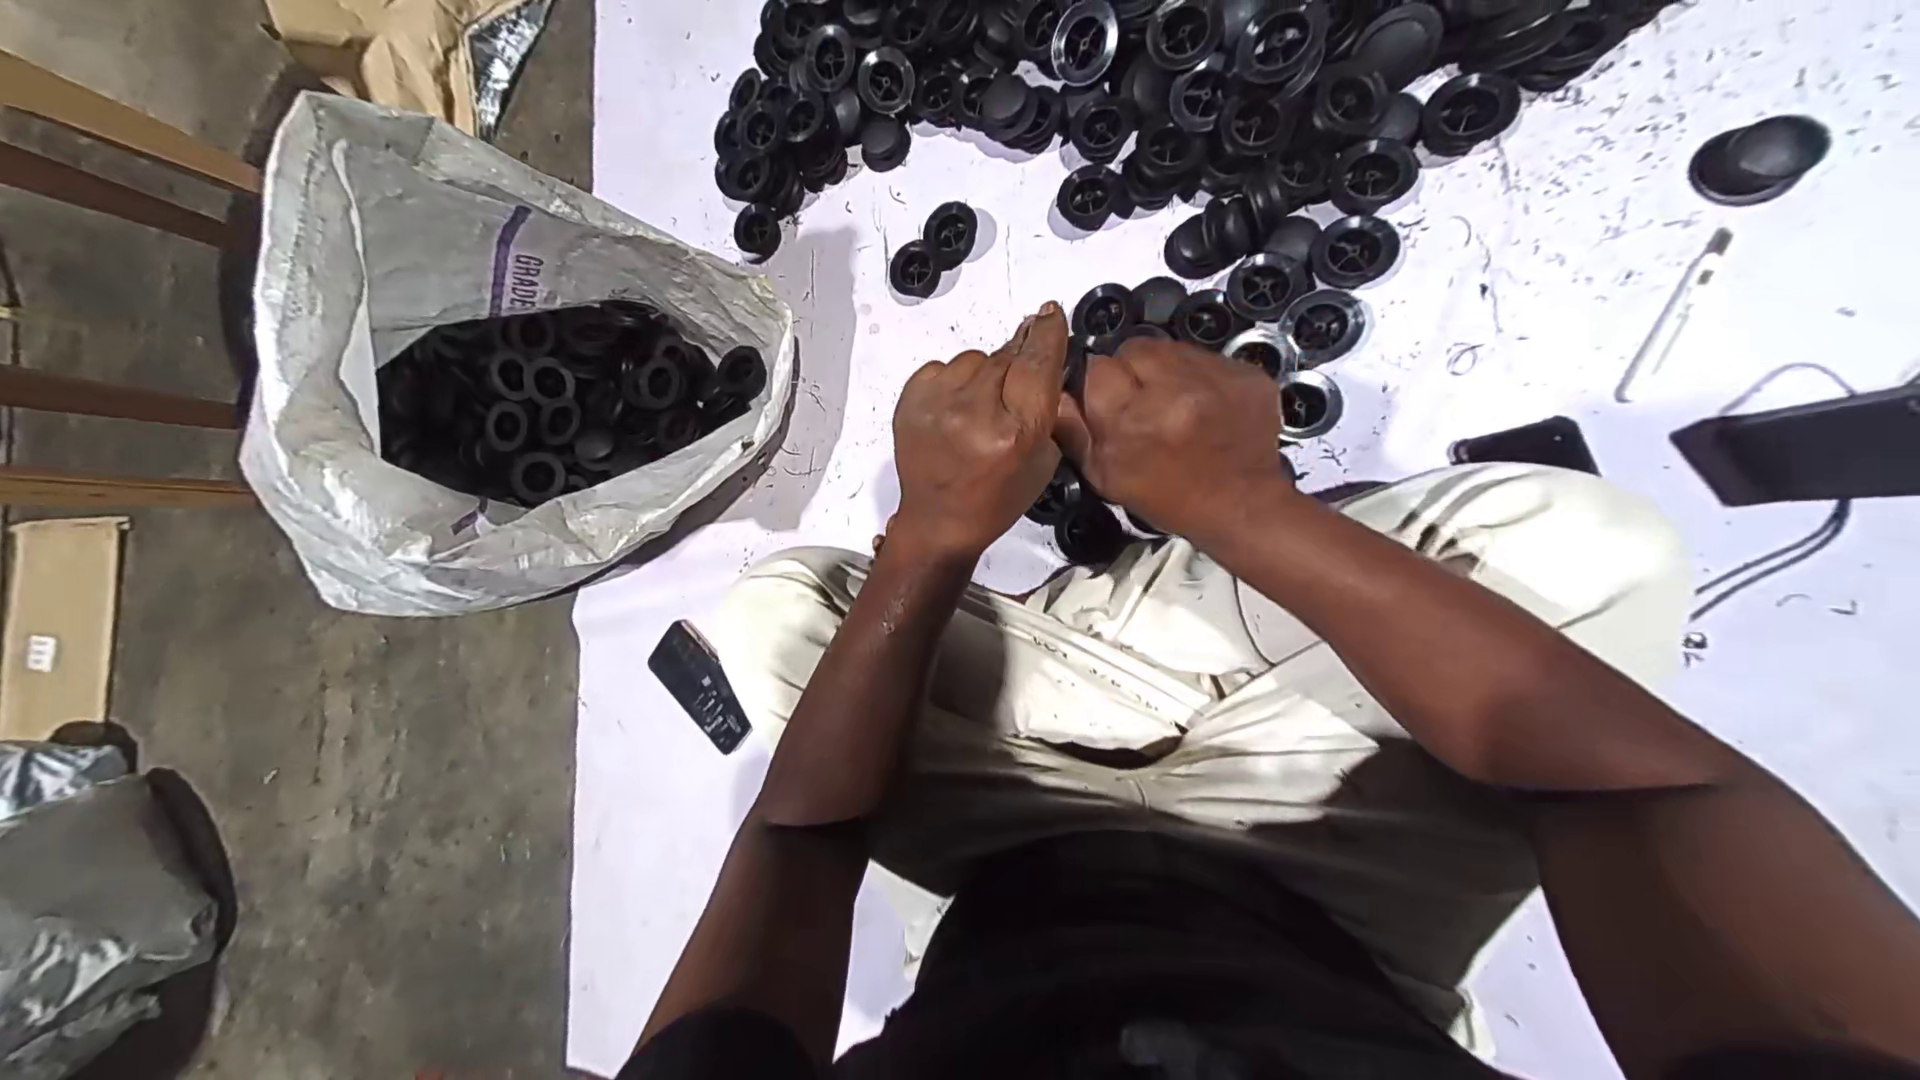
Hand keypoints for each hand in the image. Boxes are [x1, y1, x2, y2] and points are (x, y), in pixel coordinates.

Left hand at [891, 302, 1069, 560]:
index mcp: (1016, 432)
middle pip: (1006, 355)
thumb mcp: (1042, 462)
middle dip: (1017, 360)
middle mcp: (975, 413)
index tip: (1051, 314)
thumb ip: (1048, 410)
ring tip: (979, 410)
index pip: (1037, 361)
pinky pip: (943, 367)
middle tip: (1012, 387)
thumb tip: (1046, 360)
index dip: (1048, 333)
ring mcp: (938, 404)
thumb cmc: (994, 498)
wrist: (939, 520)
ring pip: (974, 358)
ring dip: (984, 374)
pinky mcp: (910, 401)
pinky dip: (954, 381)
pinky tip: (956, 410)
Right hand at [1055, 338, 1295, 539]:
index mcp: (1131, 418)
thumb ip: (1073, 430)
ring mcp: (1214, 377)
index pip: (1097, 367)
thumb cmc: (1166, 496)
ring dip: (1163, 368)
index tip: (1108, 402)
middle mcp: (1173, 388)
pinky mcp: (1244, 373)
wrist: (1240, 505)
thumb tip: (1055, 394)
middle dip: (1130, 369)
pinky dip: (1196, 375)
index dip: (1098, 383)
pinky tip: (1200, 404)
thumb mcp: (1104, 475)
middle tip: (1140, 402)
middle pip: (1132, 348)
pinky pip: (1205, 356)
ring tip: (1171, 402)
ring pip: (1169, 346)